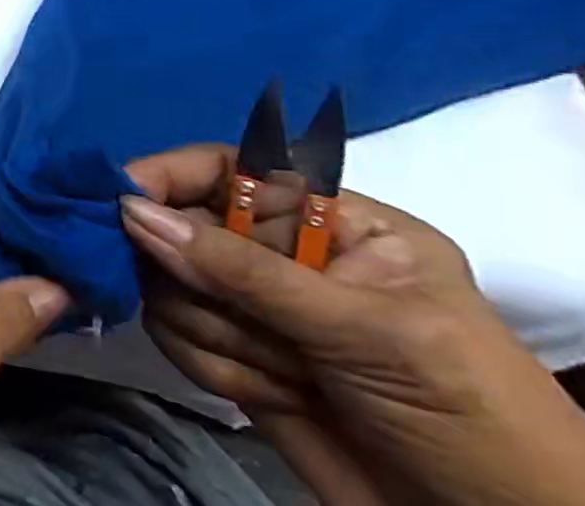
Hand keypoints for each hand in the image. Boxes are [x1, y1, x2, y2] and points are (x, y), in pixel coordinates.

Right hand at [121, 144, 584, 505]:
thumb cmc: (467, 415)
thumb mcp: (365, 330)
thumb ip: (243, 270)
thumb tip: (131, 210)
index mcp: (332, 221)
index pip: (229, 170)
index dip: (170, 175)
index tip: (118, 198)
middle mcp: (284, 254)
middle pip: (185, 229)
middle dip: (202, 279)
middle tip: (243, 321)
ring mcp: (255, 306)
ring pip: (172, 287)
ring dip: (219, 334)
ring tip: (290, 374)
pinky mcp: (233, 355)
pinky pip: (177, 336)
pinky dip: (214, 367)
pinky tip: (278, 395)